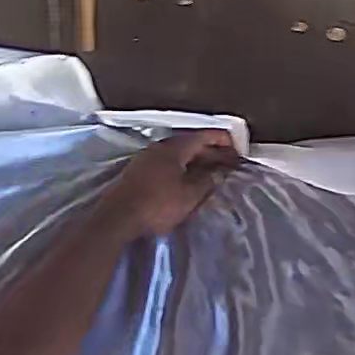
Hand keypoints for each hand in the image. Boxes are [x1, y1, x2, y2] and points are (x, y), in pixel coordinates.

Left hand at [95, 130, 238, 237]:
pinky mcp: (137, 173)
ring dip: (195, 160)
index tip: (236, 145)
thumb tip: (217, 173)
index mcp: (174, 148)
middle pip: (189, 144)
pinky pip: (165, 164)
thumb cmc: (157, 204)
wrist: (118, 218)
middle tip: (227, 161)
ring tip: (210, 171)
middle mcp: (159, 148)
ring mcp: (145, 160)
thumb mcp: (189, 195)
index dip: (221, 139)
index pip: (202, 136)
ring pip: (177, 155)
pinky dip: (181, 168)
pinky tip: (185, 179)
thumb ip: (207, 181)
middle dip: (210, 151)